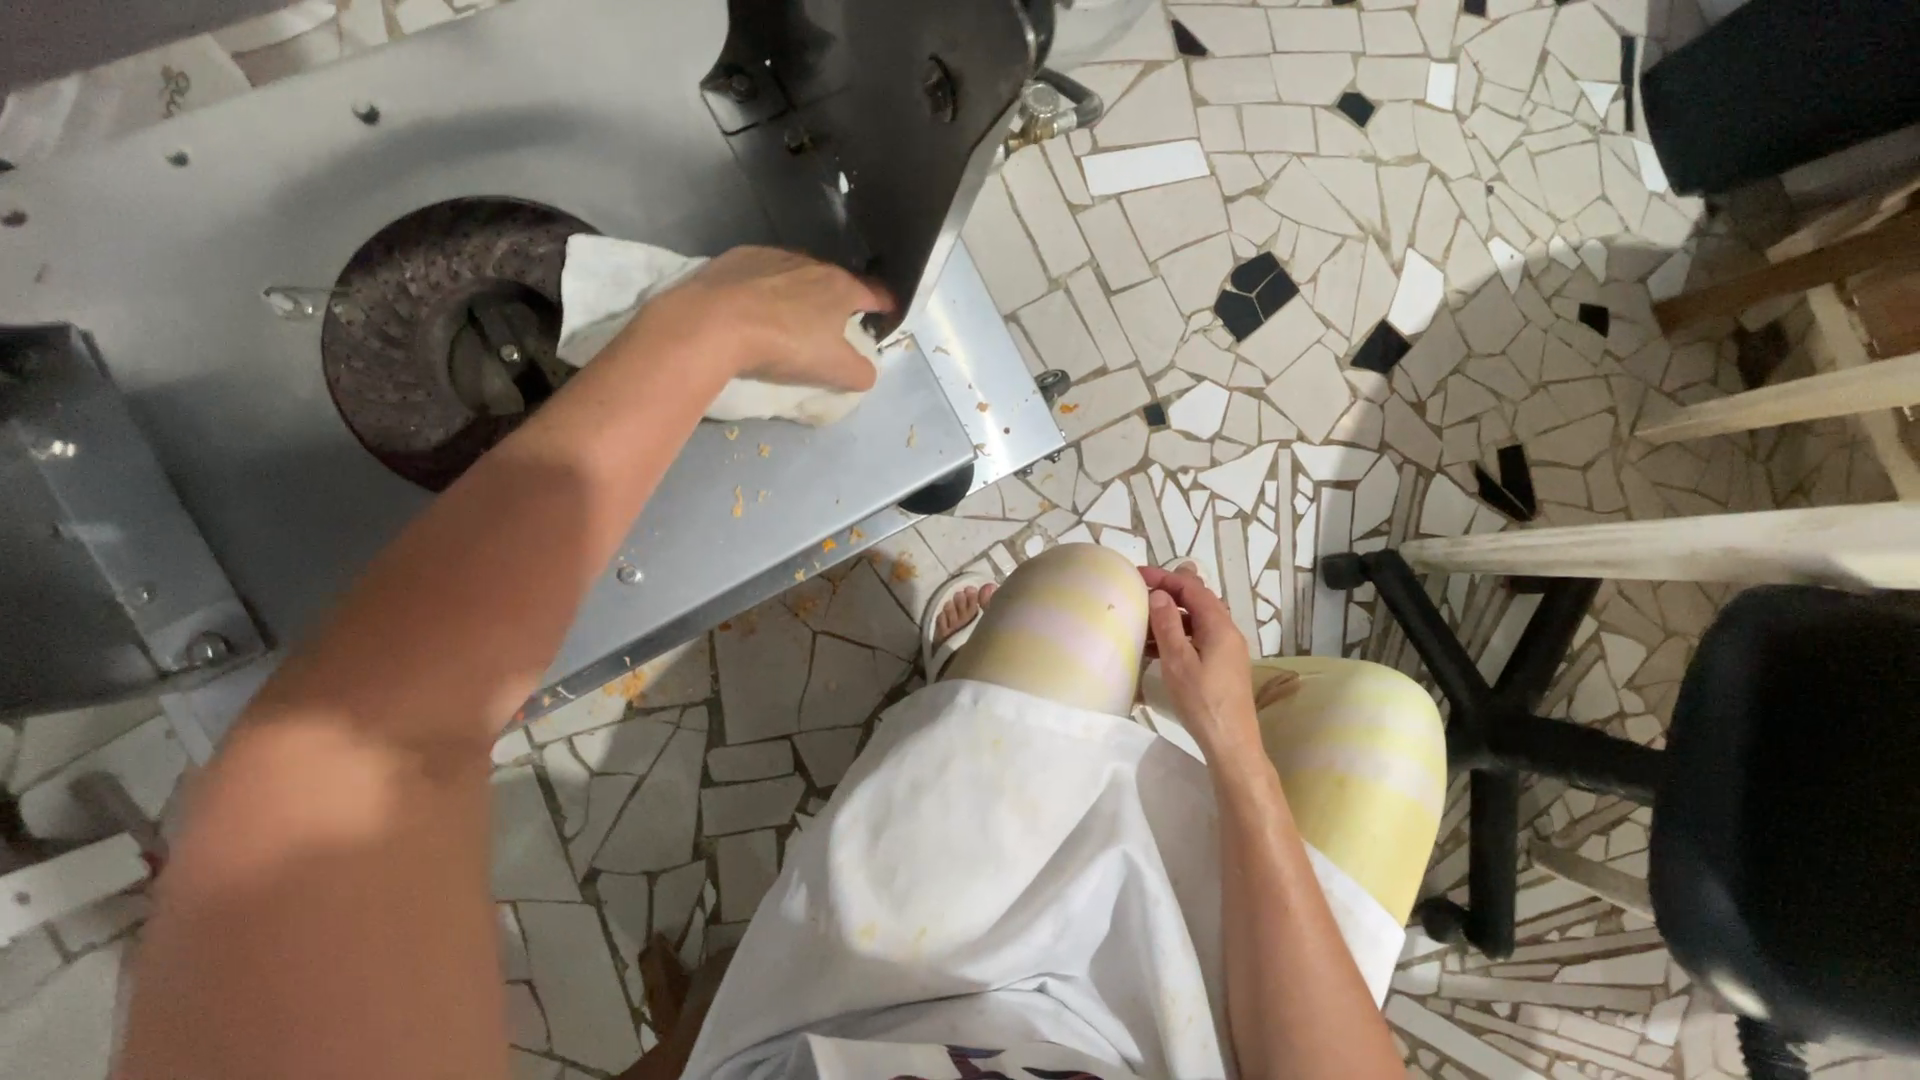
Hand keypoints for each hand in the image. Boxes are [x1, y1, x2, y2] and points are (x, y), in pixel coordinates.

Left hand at [638, 246, 893, 390]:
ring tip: (792, 315)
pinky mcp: (738, 258)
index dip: (885, 305)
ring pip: (798, 273)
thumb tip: (868, 371)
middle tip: (834, 323)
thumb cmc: (785, 344)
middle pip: (835, 281)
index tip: (887, 313)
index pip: (875, 293)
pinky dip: (765, 288)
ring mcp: (773, 257)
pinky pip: (761, 273)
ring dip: (800, 292)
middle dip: (839, 299)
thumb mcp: (834, 369)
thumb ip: (860, 372)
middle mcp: (811, 263)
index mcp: (840, 287)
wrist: (714, 322)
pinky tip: (754, 307)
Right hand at [1139, 564, 1260, 755]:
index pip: (1192, 588)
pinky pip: (1197, 638)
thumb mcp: (1178, 661)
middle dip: (1168, 592)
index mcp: (1219, 626)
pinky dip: (1177, 635)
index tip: (1137, 575)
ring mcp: (1227, 649)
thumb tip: (1159, 594)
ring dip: (1170, 615)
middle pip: (1198, 600)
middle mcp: (1227, 632)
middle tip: (1139, 592)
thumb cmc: (1202, 701)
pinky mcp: (1222, 665)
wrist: (1230, 742)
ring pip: (1197, 621)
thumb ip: (1168, 625)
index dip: (1165, 577)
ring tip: (1141, 620)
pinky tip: (1156, 646)